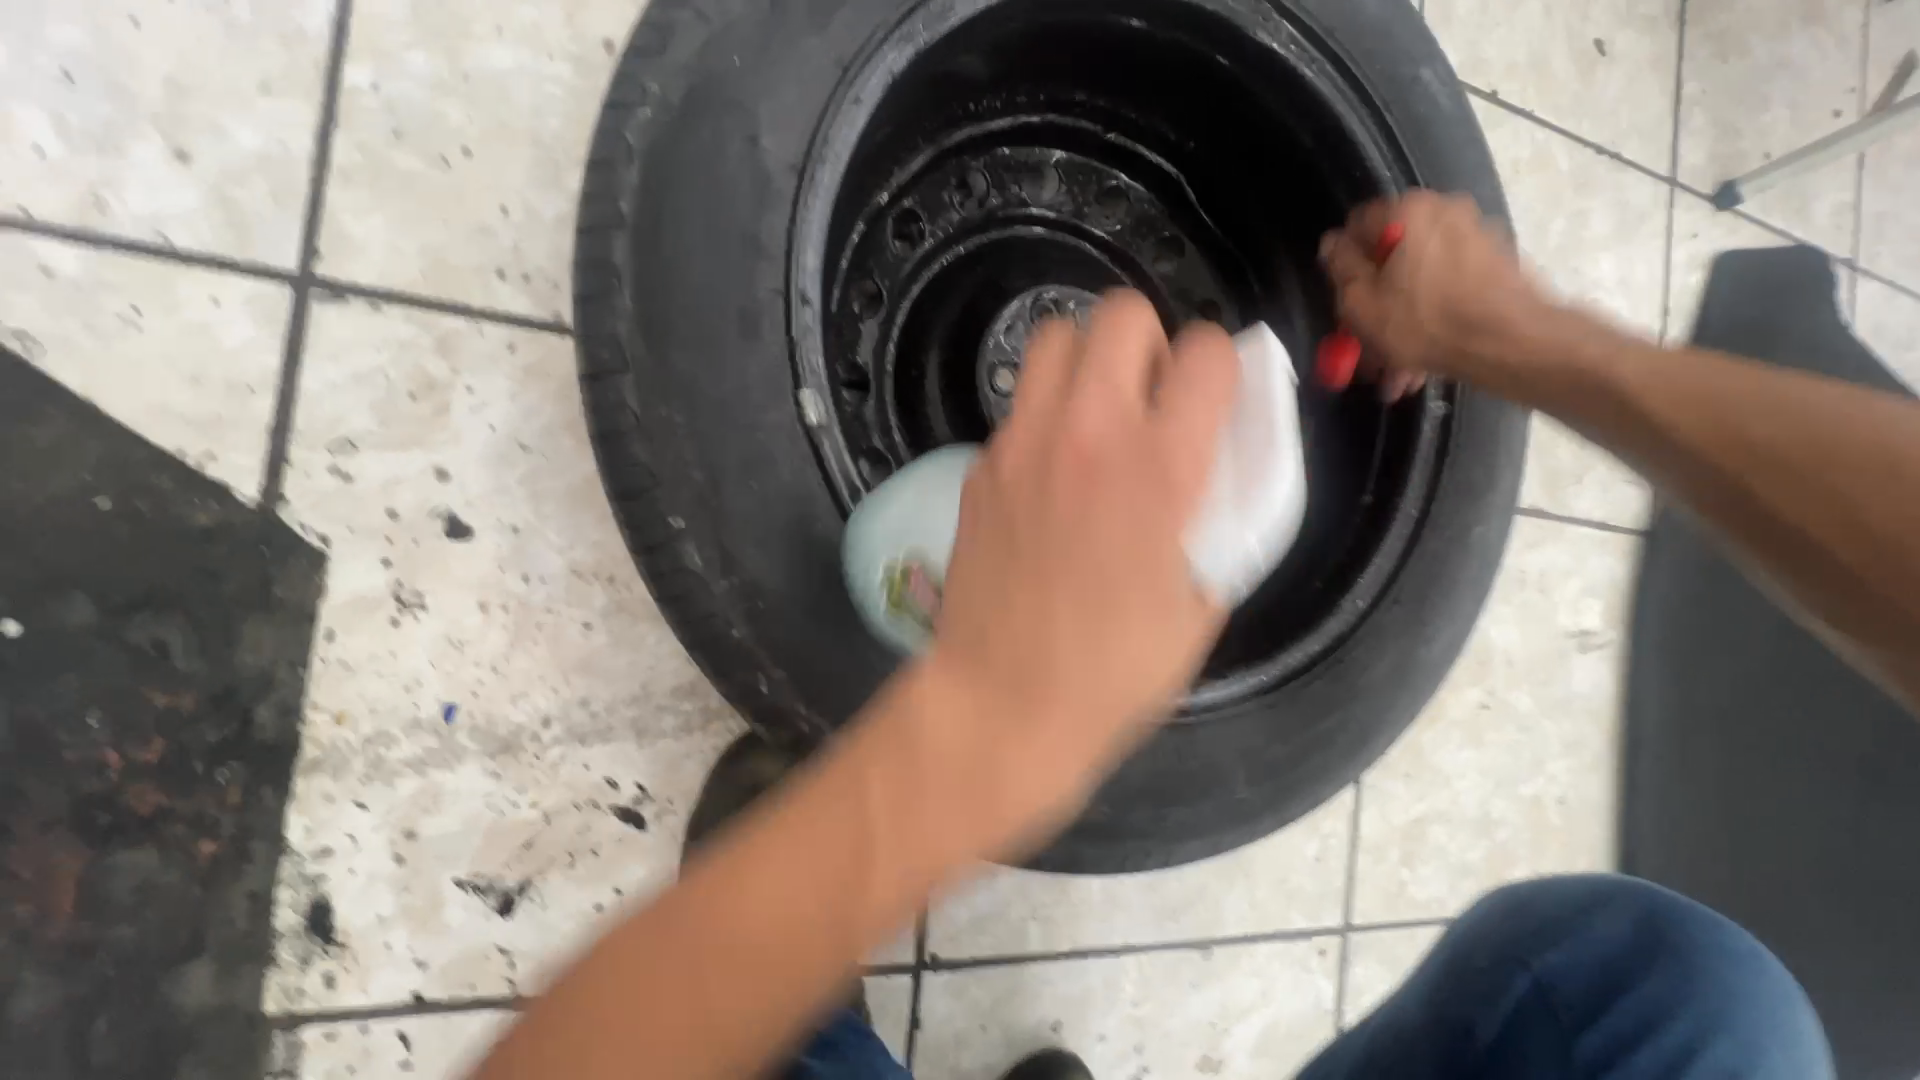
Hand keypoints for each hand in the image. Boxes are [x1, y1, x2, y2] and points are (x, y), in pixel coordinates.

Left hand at [918, 290, 1238, 854]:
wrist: (1003, 702)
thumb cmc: (1115, 671)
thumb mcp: (1201, 601)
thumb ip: (1216, 520)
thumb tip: (1212, 476)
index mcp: (1160, 467)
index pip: (1205, 351)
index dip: (1219, 367)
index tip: (1212, 401)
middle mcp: (1088, 434)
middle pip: (1119, 313)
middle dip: (1148, 342)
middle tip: (1150, 399)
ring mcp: (1022, 444)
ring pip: (1055, 339)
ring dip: (1087, 362)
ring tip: (1098, 418)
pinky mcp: (980, 468)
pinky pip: (1019, 407)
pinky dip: (1044, 418)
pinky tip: (1050, 473)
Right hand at [1321, 190, 1552, 399]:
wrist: (1508, 343)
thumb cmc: (1423, 322)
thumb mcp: (1360, 301)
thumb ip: (1339, 267)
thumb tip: (1331, 243)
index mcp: (1409, 211)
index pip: (1358, 224)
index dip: (1343, 263)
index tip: (1341, 296)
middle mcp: (1446, 213)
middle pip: (1393, 257)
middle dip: (1376, 303)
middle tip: (1364, 341)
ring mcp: (1476, 238)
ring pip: (1420, 281)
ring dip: (1401, 322)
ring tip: (1392, 367)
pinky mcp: (1497, 266)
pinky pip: (1448, 291)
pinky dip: (1432, 319)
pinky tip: (1421, 360)